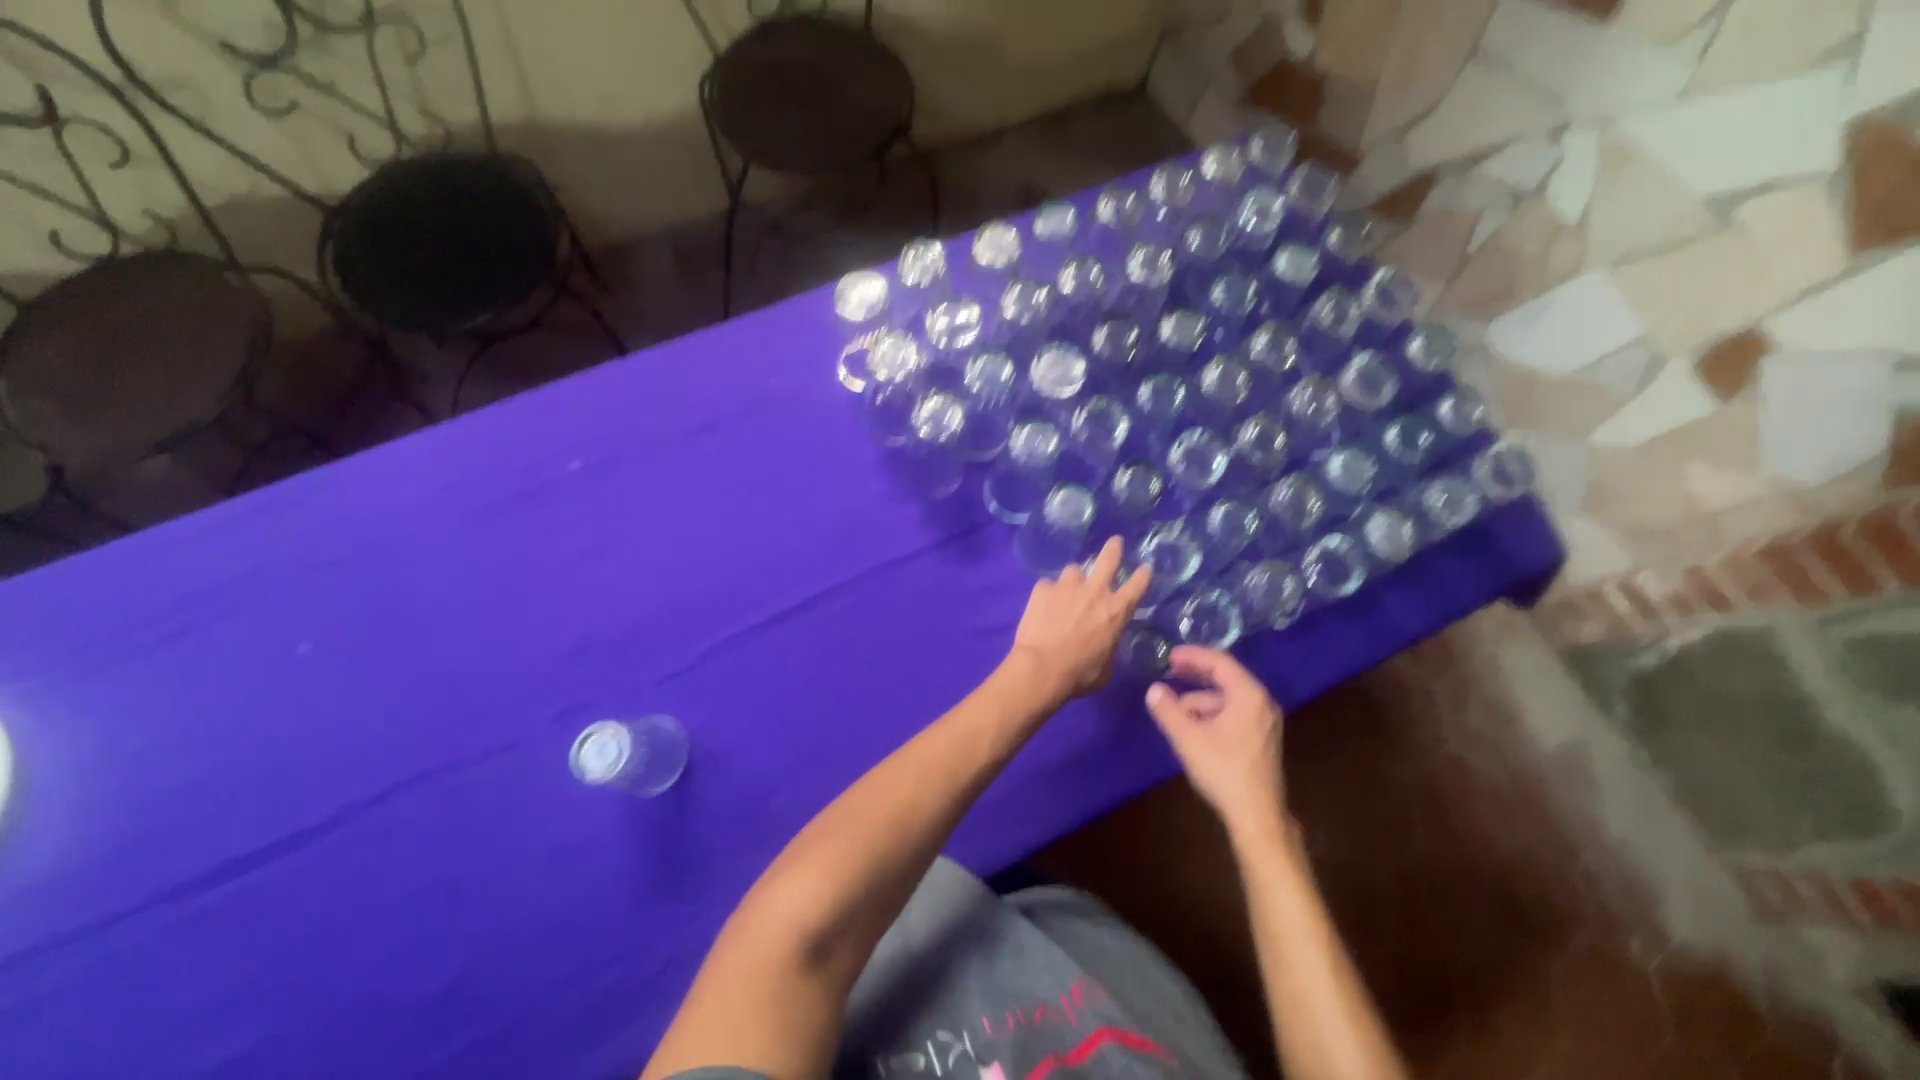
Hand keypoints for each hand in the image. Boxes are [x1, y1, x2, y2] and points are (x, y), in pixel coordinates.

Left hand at [1006, 537, 1151, 703]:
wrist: (1042, 668)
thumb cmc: (1080, 674)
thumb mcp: (1107, 667)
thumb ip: (1108, 646)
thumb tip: (1104, 642)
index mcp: (1117, 611)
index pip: (1138, 585)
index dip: (1143, 575)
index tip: (1145, 568)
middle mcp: (1095, 592)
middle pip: (1109, 559)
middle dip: (1114, 548)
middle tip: (1115, 542)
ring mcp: (1067, 587)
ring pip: (1074, 570)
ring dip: (1074, 579)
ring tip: (1067, 591)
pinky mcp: (1042, 589)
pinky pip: (1048, 586)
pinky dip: (1048, 594)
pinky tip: (1042, 606)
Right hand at [1144, 646, 1286, 827]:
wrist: (1257, 815)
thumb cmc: (1223, 771)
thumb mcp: (1188, 739)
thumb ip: (1168, 711)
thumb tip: (1153, 690)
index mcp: (1248, 696)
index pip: (1220, 662)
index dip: (1193, 656)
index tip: (1170, 656)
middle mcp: (1262, 703)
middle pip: (1226, 678)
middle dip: (1196, 675)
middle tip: (1171, 670)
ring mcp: (1266, 722)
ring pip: (1229, 700)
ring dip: (1202, 701)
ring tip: (1176, 712)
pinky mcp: (1263, 739)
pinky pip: (1235, 714)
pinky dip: (1213, 714)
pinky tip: (1195, 729)